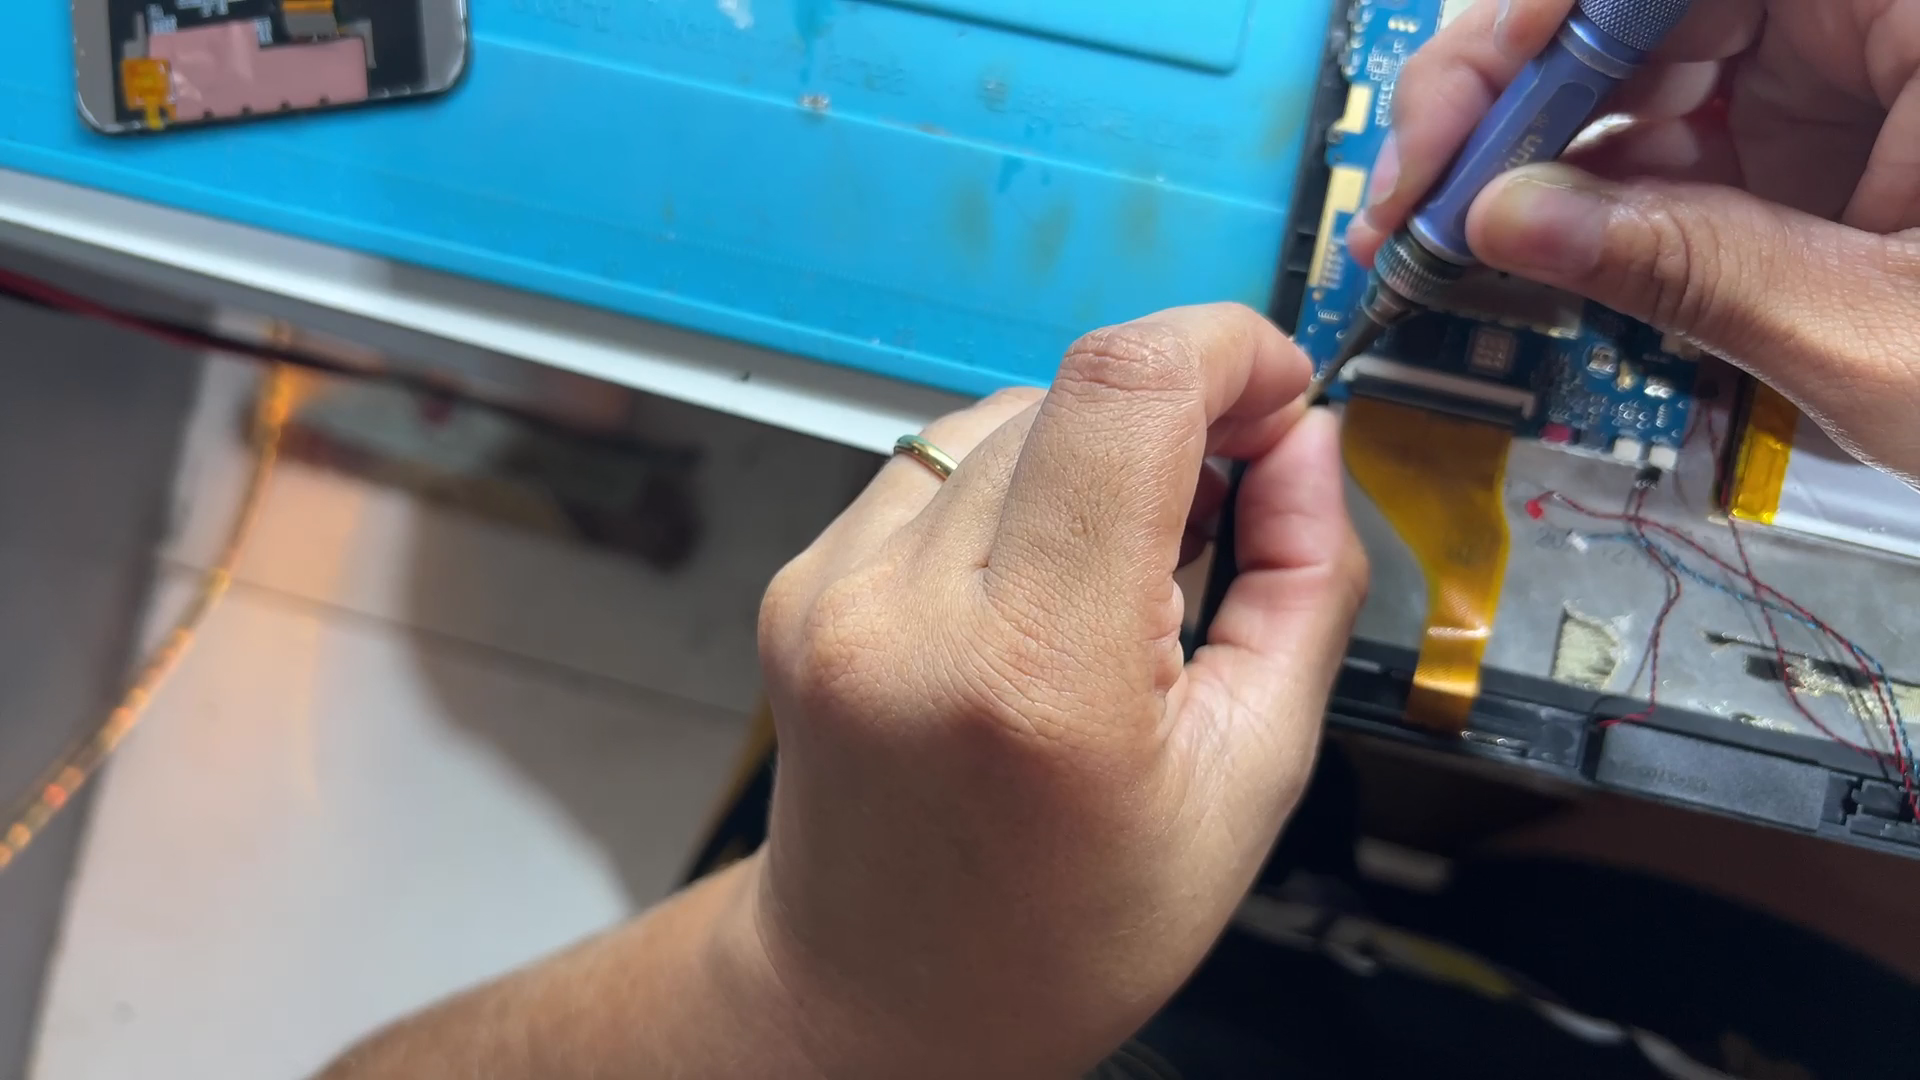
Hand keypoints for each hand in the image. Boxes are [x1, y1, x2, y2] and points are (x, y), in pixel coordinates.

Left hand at [749, 304, 1365, 1077]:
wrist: (876, 982)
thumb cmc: (1066, 922)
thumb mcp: (1243, 779)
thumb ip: (1302, 585)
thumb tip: (1307, 443)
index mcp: (1035, 671)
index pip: (1126, 391)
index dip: (1222, 348)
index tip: (1273, 393)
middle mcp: (904, 607)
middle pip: (1067, 396)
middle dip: (1170, 421)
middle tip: (1209, 509)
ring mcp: (832, 585)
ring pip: (997, 420)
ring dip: (1082, 458)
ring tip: (1108, 567)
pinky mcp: (803, 578)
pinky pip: (932, 470)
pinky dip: (1005, 490)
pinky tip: (1020, 580)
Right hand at [1351, 0, 1919, 481]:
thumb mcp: (1878, 331)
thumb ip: (1681, 263)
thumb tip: (1498, 221)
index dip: (1529, 26)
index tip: (1438, 143)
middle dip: (1494, 98)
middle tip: (1409, 207)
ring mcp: (1857, 40)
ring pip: (1626, 53)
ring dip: (1515, 146)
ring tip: (1440, 235)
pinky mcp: (1818, 102)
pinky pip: (1656, 115)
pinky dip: (1572, 178)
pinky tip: (1521, 232)